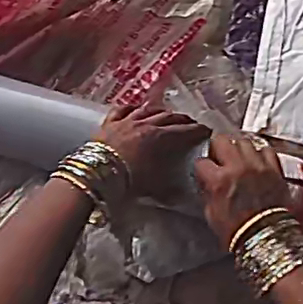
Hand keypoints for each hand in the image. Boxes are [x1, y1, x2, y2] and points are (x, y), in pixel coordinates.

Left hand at [93, 104, 207, 198]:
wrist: (96, 174)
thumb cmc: (128, 182)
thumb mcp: (153, 187)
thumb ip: (169, 189)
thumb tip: (180, 196)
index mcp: (160, 138)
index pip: (184, 131)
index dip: (197, 130)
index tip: (206, 131)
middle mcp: (145, 124)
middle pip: (169, 117)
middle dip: (183, 120)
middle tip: (190, 123)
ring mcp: (126, 121)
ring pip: (148, 110)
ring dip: (160, 111)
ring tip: (168, 113)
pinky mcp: (109, 122)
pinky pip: (122, 109)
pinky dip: (131, 108)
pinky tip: (136, 107)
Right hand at [192, 133, 290, 244]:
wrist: (266, 236)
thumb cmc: (237, 230)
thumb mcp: (211, 214)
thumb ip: (207, 192)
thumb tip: (206, 183)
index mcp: (219, 180)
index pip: (202, 162)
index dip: (201, 168)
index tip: (203, 172)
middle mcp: (238, 167)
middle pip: (221, 140)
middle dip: (216, 147)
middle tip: (218, 157)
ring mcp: (257, 165)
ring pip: (244, 141)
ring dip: (238, 148)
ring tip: (237, 157)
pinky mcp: (273, 168)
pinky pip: (266, 150)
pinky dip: (259, 153)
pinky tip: (256, 160)